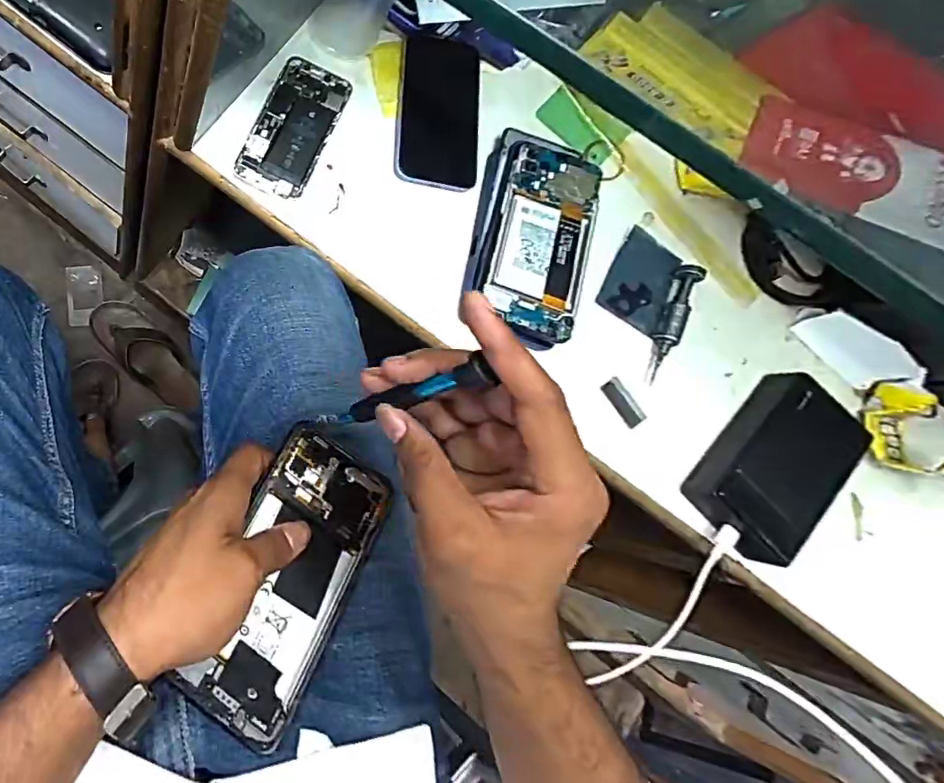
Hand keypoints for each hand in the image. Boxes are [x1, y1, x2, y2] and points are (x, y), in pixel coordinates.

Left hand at [97, 443, 309, 681]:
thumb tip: (296, 530)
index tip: (300, 482)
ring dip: (250, 532)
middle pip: (241, 485)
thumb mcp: (247, 573)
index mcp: (217, 495)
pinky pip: (211, 538)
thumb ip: (274, 546)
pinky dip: (230, 550)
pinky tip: (239, 580)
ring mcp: (182, 525)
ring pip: (226, 515)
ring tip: (271, 562)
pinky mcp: (173, 550)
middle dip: (269, 505)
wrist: (130, 635)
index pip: (251, 454)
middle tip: (293, 532)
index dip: (279, 461)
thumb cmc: (189, 599)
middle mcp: (197, 502)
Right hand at [366, 292, 607, 637]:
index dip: (503, 346)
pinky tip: (393, 408)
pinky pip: (456, 421)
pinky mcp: (492, 462)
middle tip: (393, 368)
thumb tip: (393, 414)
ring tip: (380, 383)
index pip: (535, 395)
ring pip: (471, 399)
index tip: (476, 308)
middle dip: (440, 373)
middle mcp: (546, 459)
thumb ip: (423, 464)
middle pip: (494, 390)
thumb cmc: (493, 596)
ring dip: (424, 389)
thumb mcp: (453, 530)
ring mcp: (518, 458)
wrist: (497, 634)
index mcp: (562, 479)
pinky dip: (422, 413)